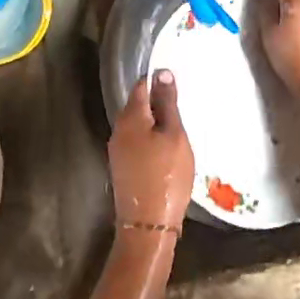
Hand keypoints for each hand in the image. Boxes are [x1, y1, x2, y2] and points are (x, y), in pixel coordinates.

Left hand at [108, 69, 193, 228]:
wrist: (148, 226)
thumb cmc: (166, 175)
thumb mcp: (174, 135)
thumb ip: (168, 103)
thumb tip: (162, 72)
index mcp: (129, 117)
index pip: (141, 85)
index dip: (158, 80)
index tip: (177, 83)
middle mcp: (118, 129)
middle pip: (137, 105)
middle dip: (157, 102)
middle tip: (182, 107)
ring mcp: (117, 150)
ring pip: (137, 125)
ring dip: (154, 123)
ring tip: (177, 128)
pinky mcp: (121, 168)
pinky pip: (136, 142)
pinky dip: (150, 139)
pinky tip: (165, 149)